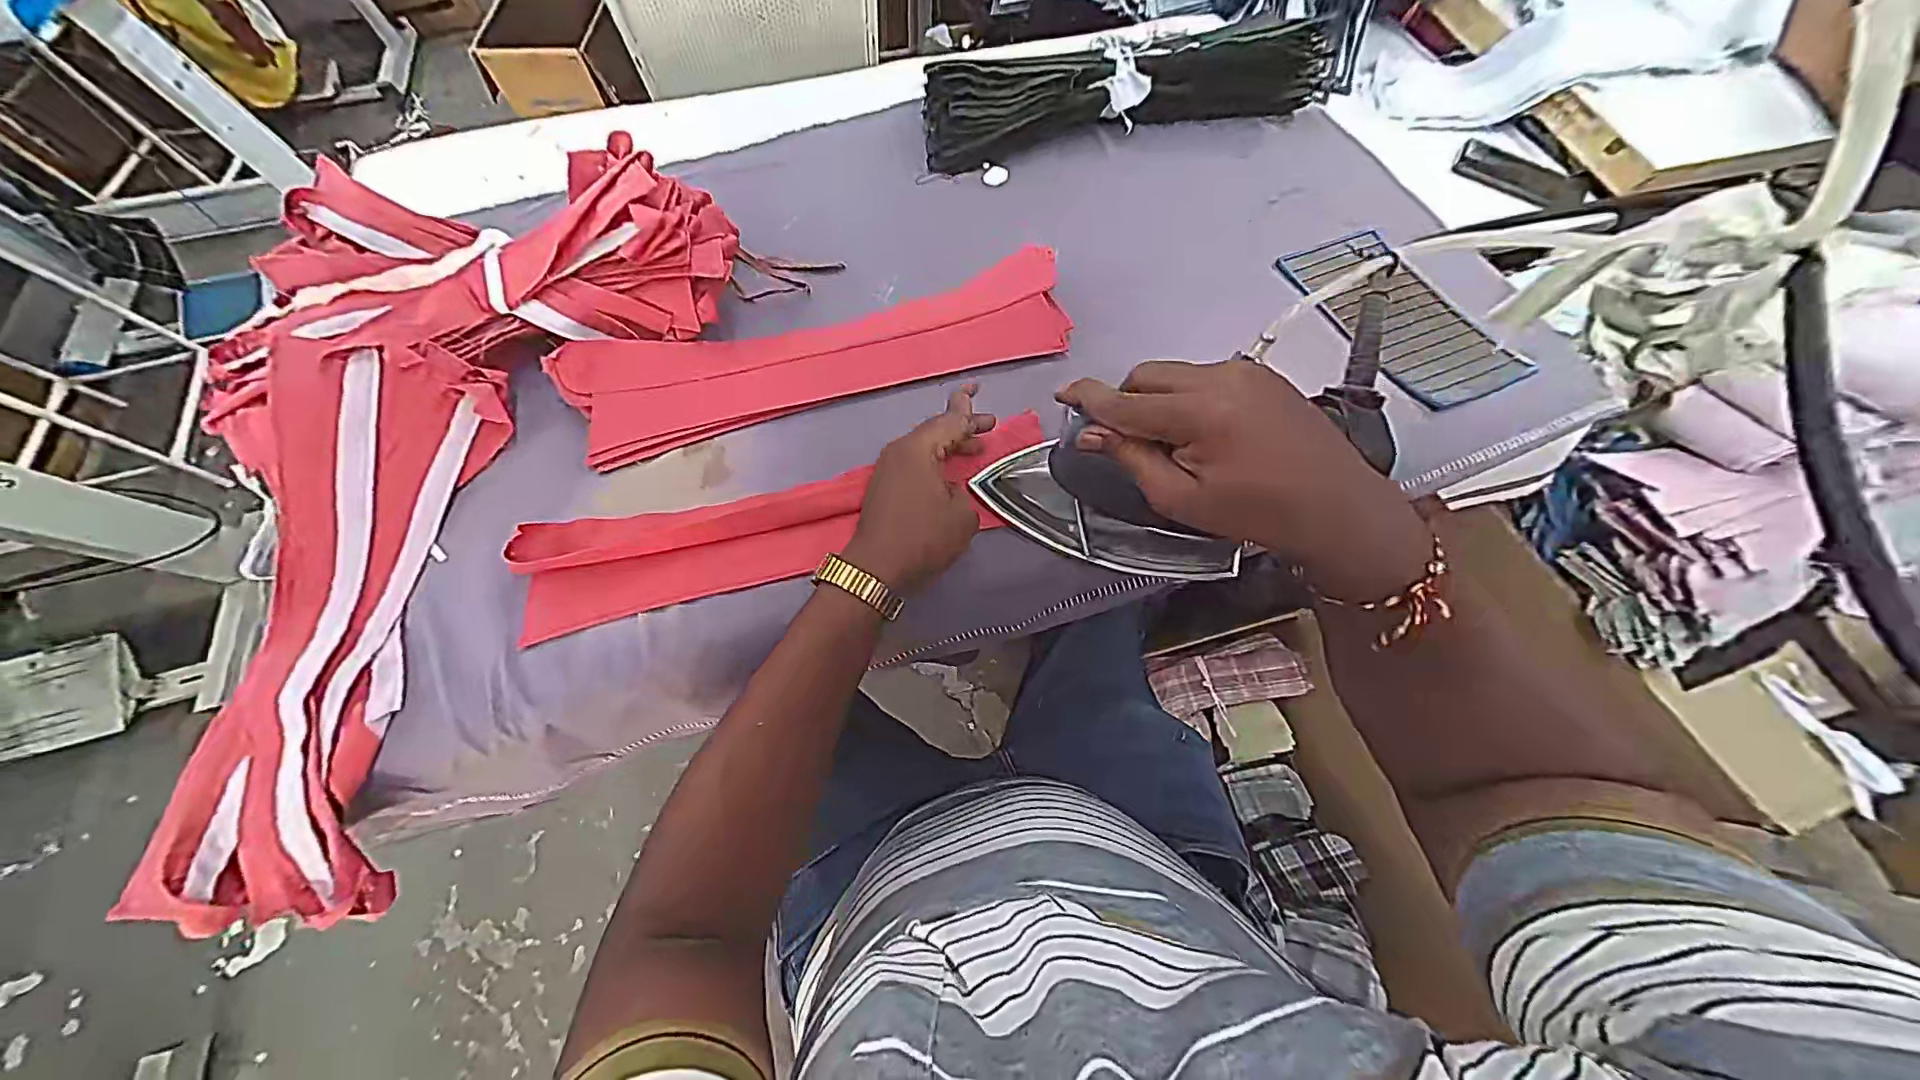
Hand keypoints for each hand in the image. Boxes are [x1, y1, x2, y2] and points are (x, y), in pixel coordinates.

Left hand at [842, 385, 996, 594]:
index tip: (977, 391)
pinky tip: (947, 474)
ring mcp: (887, 469)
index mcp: (917, 449)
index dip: (968, 409)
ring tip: (973, 451)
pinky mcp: (883, 487)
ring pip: (923, 448)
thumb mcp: (962, 515)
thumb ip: (964, 492)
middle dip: (961, 428)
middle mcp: (899, 452)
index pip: (948, 420)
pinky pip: (914, 463)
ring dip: (948, 447)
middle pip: (934, 430)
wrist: (876, 566)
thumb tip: (952, 490)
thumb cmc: (923, 537)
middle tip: (987, 426)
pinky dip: (934, 462)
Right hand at [1057, 359, 1429, 598]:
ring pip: (1174, 374)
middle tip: (1129, 444)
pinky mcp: (1261, 376)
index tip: (1064, 394)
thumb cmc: (1260, 512)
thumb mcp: (1181, 498)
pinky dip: (1186, 398)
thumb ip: (1131, 458)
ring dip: (1157, 401)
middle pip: (1147, 376)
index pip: (1126, 399)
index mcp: (1201, 410)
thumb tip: (1094, 432)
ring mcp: (1245, 372)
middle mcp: (1223, 377)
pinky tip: (1202, 434)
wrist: (1336, 507)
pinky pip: (1203, 376)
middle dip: (1126, 403)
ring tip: (1175, 445)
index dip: (1088, 398)